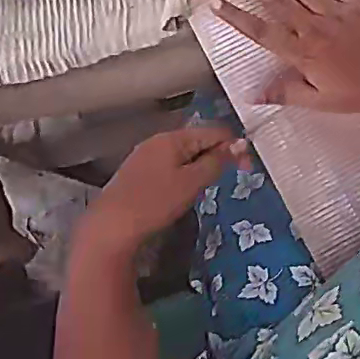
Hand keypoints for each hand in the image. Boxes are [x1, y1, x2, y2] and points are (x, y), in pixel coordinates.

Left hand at [77, 127, 249, 254]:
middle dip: (218, 156)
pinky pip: (172, 165)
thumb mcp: (192, 182)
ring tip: (209, 187)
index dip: (234, 147)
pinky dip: (186, 174)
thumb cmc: (155, 202)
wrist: (112, 227)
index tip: (247, 168)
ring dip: (202, 167)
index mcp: (172, 138)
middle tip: (232, 179)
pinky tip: (186, 191)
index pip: (213, 131)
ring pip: (185, 155)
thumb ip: (216, 161)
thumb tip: (239, 144)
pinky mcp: (140, 173)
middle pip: (199, 140)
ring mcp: (146, 156)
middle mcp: (158, 141)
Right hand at [212, 0, 359, 113]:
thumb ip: (286, 94)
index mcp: (303, 53)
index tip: (216, 3)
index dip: (237, 18)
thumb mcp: (320, 101)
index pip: (262, 33)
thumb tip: (254, 96)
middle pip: (276, 0)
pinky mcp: (356, 4)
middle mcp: (314, 27)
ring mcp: (335, 12)